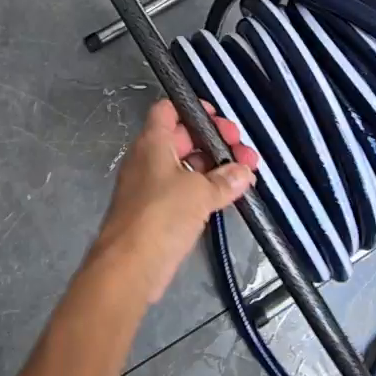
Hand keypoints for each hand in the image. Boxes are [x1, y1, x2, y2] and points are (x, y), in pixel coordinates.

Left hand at [88, 99, 258, 302]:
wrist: (129, 266)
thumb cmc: (161, 215)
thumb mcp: (199, 192)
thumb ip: (224, 180)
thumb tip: (243, 172)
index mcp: (152, 142)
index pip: (168, 110)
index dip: (194, 109)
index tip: (221, 119)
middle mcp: (149, 159)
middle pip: (183, 138)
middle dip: (215, 142)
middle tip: (244, 152)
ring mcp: (151, 187)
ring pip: (187, 167)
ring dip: (215, 168)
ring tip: (247, 176)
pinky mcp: (157, 212)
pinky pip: (184, 192)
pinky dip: (205, 190)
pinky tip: (230, 198)